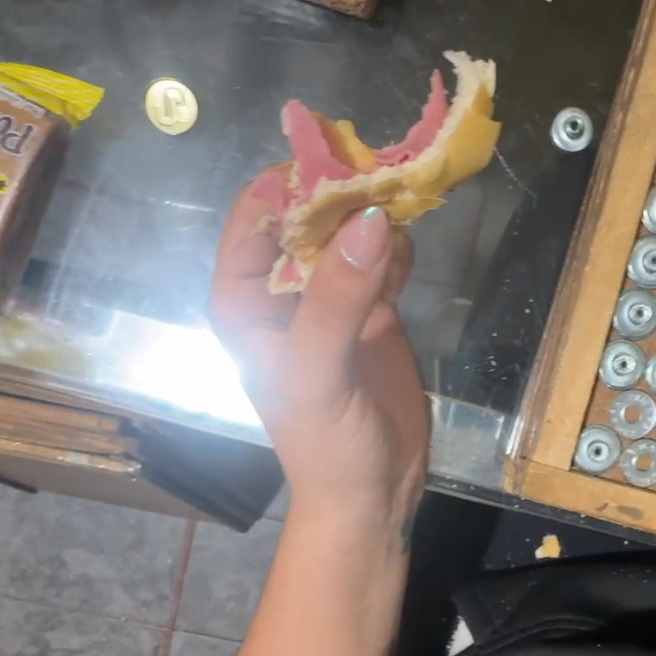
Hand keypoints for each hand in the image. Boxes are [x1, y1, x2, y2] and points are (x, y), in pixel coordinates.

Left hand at [210, 180, 428, 528]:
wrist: (372, 494)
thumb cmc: (325, 444)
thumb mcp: (318, 373)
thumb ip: (336, 299)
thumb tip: (371, 219)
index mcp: (244, 297)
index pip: (259, 215)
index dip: (296, 183)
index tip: (343, 161)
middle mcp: (282, 289)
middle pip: (309, 214)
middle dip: (343, 191)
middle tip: (387, 171)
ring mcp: (331, 298)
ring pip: (350, 232)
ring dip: (376, 213)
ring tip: (407, 195)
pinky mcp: (372, 311)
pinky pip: (384, 261)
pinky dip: (399, 248)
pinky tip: (410, 251)